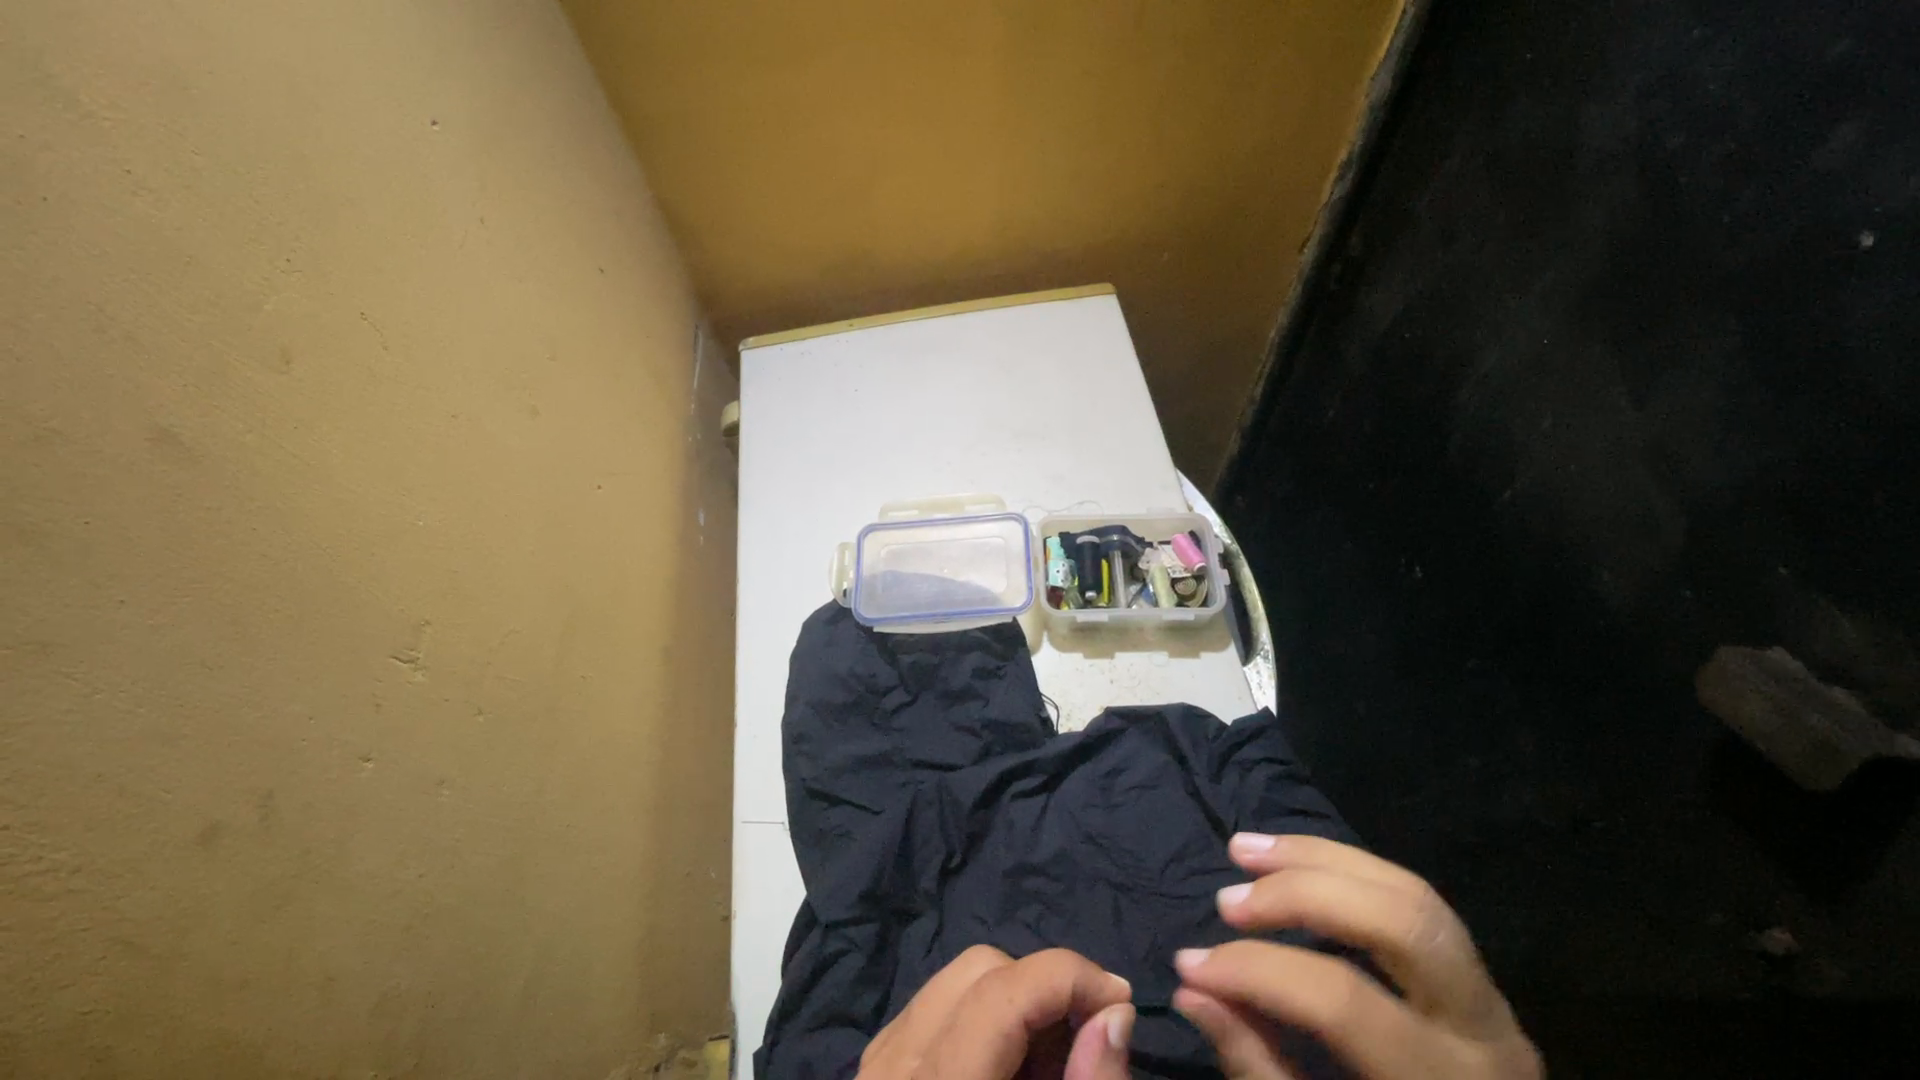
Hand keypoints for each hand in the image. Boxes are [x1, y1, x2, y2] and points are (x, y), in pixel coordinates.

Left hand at [858, 945, 1134, 1079]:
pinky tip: (1007, 1068)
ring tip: (1049, 1062)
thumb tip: (1113, 1012)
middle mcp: (894, 1060)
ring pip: (955, 980)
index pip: (1003, 991)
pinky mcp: (875, 1066)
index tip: (1121, 1003)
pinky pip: (934, 1009)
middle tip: (1086, 1046)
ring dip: (1014, 1005)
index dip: (1072, 980)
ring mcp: (877, 1060)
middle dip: (1043, 992)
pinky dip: (981, 1022)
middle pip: (980, 969)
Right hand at [1173, 835, 1539, 1079]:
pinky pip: (1410, 900)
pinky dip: (1343, 870)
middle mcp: (1485, 1029)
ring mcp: (1490, 997)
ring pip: (1410, 891)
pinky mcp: (1474, 978)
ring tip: (1242, 850)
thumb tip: (1193, 991)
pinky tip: (1291, 865)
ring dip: (1318, 860)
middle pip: (1401, 921)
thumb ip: (1258, 1069)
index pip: (1344, 1000)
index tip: (1190, 964)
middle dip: (1302, 894)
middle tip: (1226, 901)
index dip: (1258, 972)